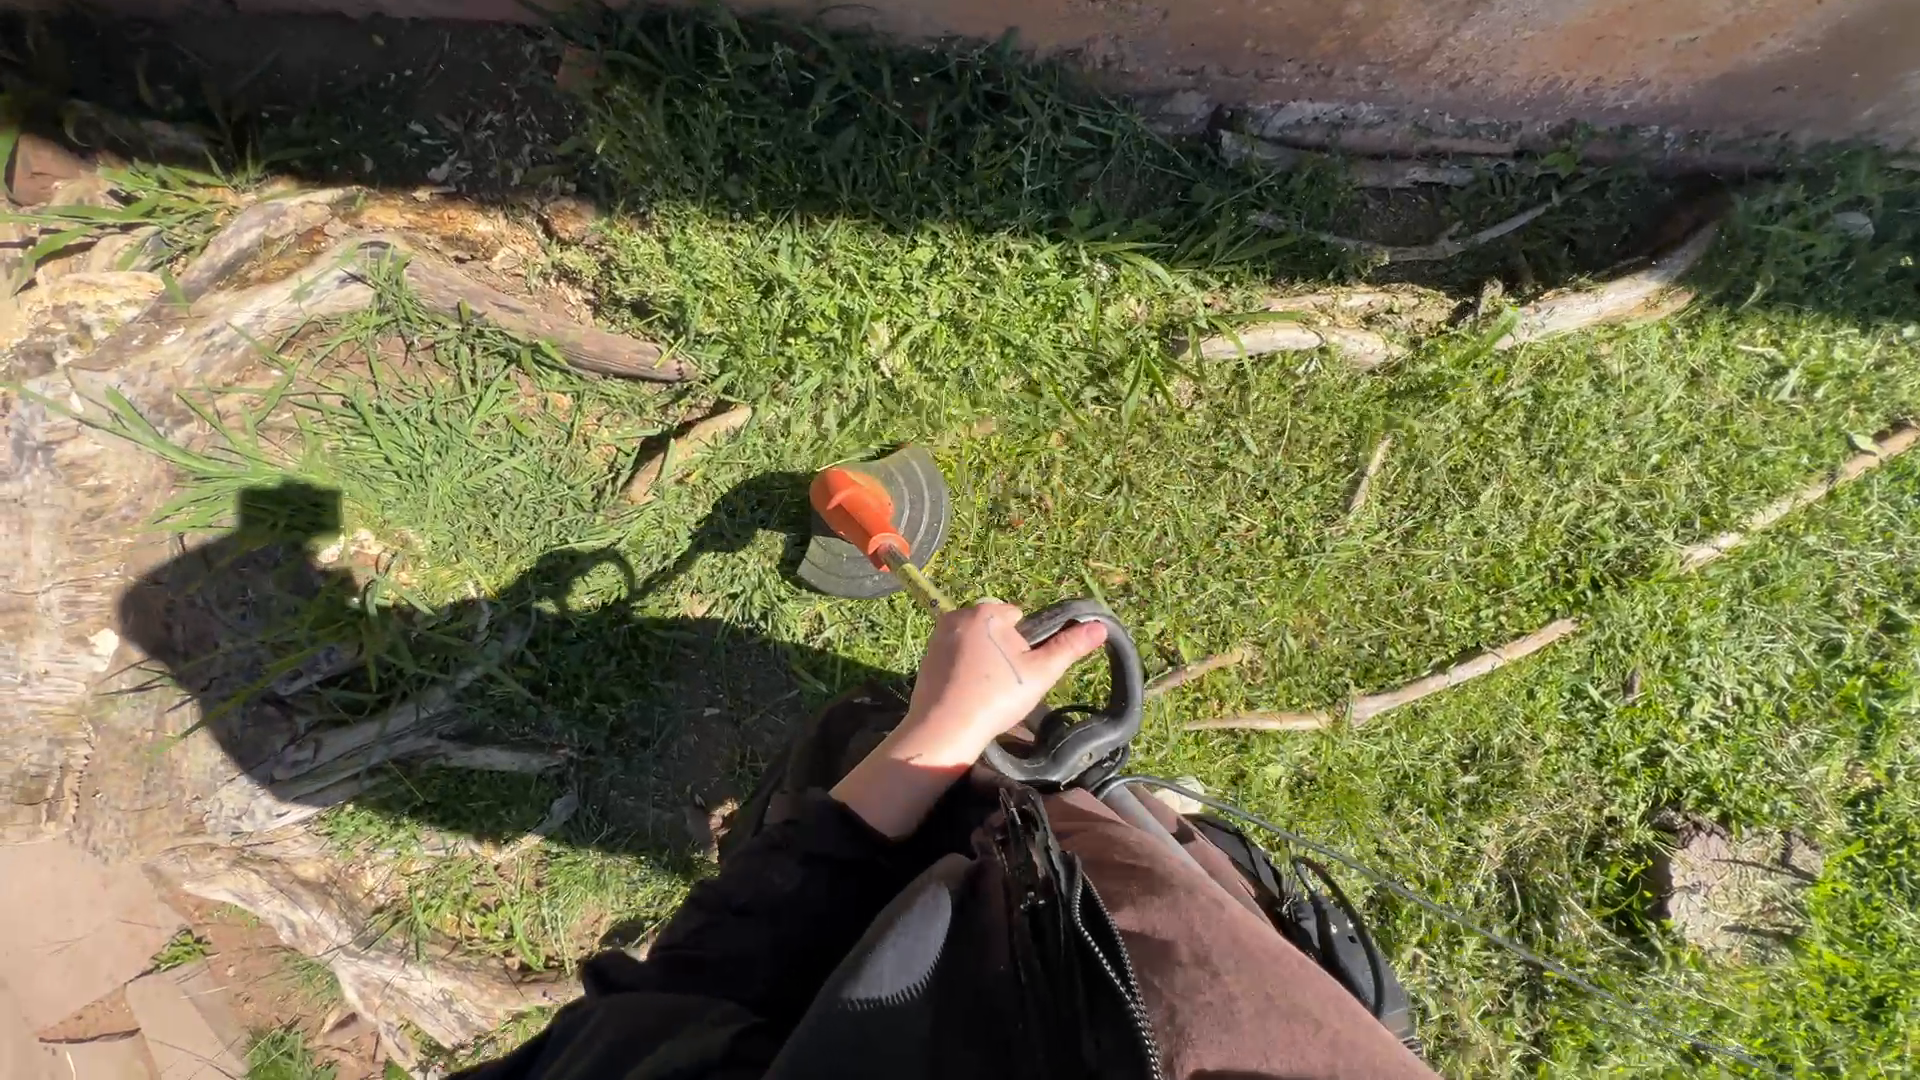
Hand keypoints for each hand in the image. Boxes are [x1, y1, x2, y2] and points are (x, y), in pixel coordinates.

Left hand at [900, 602, 1109, 759]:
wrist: (945, 728)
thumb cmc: (997, 697)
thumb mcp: (1041, 672)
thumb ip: (1069, 647)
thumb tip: (1100, 625)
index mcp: (987, 611)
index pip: (1017, 617)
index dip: (1024, 645)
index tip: (1020, 671)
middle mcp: (959, 614)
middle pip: (994, 627)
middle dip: (1002, 648)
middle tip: (1004, 684)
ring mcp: (939, 634)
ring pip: (975, 640)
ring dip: (983, 657)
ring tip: (986, 690)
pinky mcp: (926, 654)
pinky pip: (955, 654)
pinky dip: (963, 667)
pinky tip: (967, 691)